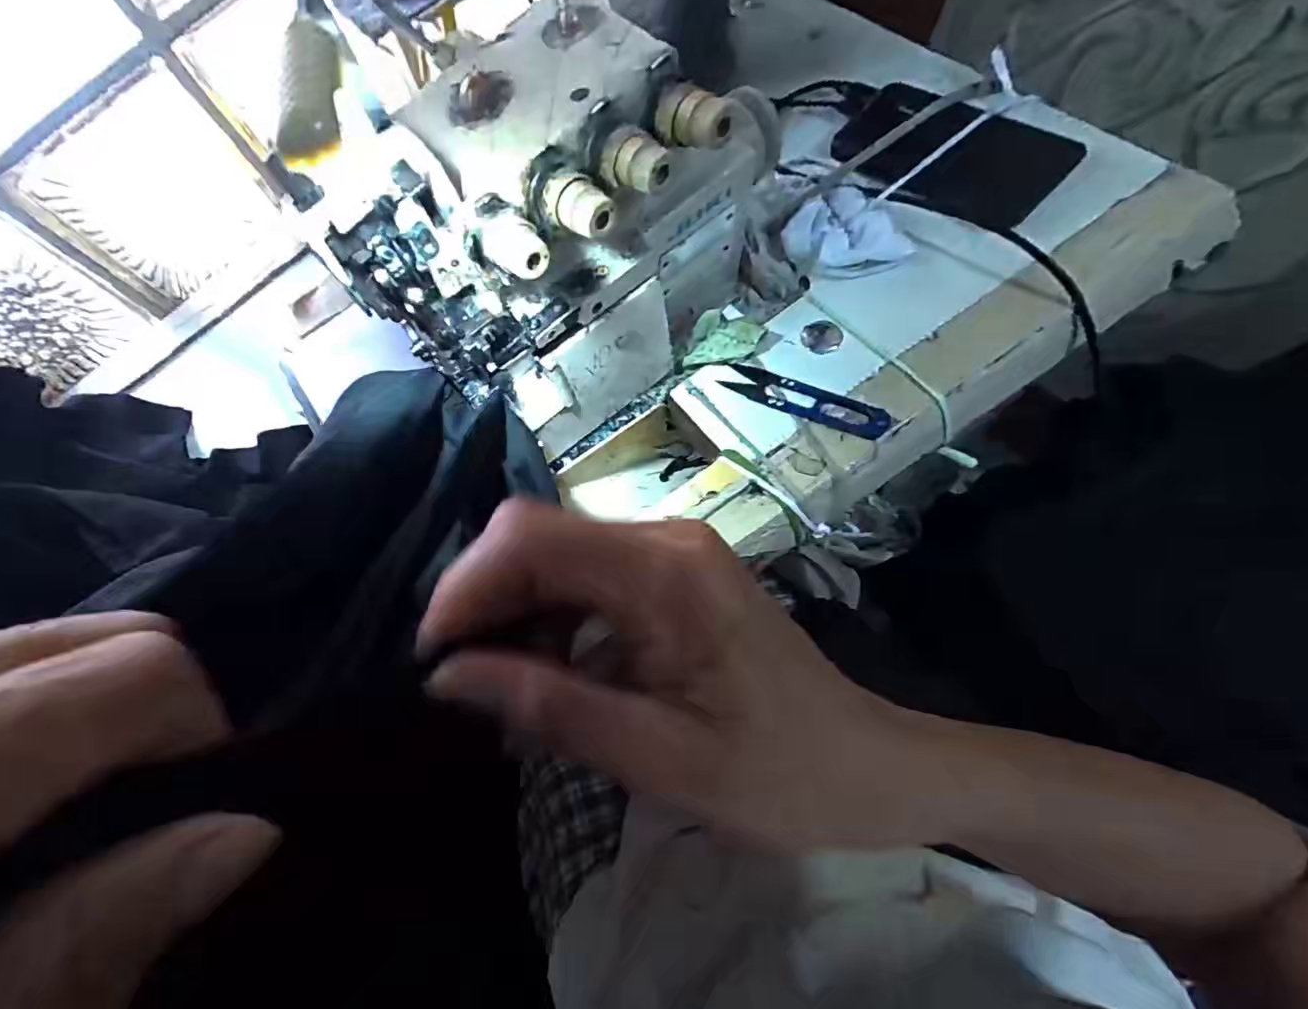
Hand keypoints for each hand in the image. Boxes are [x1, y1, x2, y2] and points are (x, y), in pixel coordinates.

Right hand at [420, 499, 952, 852]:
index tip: (433, 652)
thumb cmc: (780, 775)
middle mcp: (661, 537)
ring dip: (509, 606)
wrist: (874, 765)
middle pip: (535, 533)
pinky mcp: (666, 567)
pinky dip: (544, 612)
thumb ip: (549, 706)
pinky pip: (580, 570)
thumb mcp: (659, 759)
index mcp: (666, 573)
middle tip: (455, 667)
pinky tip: (542, 664)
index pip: (533, 540)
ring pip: (551, 549)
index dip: (468, 586)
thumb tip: (449, 675)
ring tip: (494, 676)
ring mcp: (666, 546)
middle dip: (480, 594)